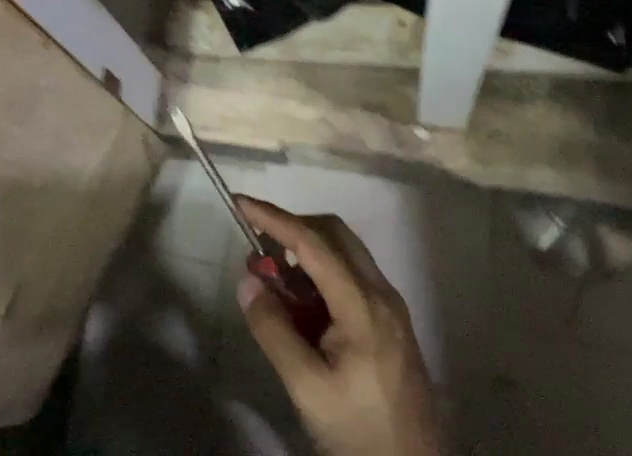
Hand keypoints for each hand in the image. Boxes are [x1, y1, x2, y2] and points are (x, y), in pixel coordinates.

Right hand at [235, 196, 449, 455]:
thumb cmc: (359, 428)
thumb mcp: (306, 386)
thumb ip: (274, 330)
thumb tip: (248, 280)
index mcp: (363, 304)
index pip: (314, 243)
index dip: (275, 218)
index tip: (240, 203)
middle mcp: (382, 293)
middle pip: (335, 234)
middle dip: (292, 228)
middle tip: (257, 248)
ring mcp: (390, 306)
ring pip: (345, 253)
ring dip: (306, 253)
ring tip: (275, 284)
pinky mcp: (390, 322)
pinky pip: (352, 277)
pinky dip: (321, 274)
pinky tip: (302, 307)